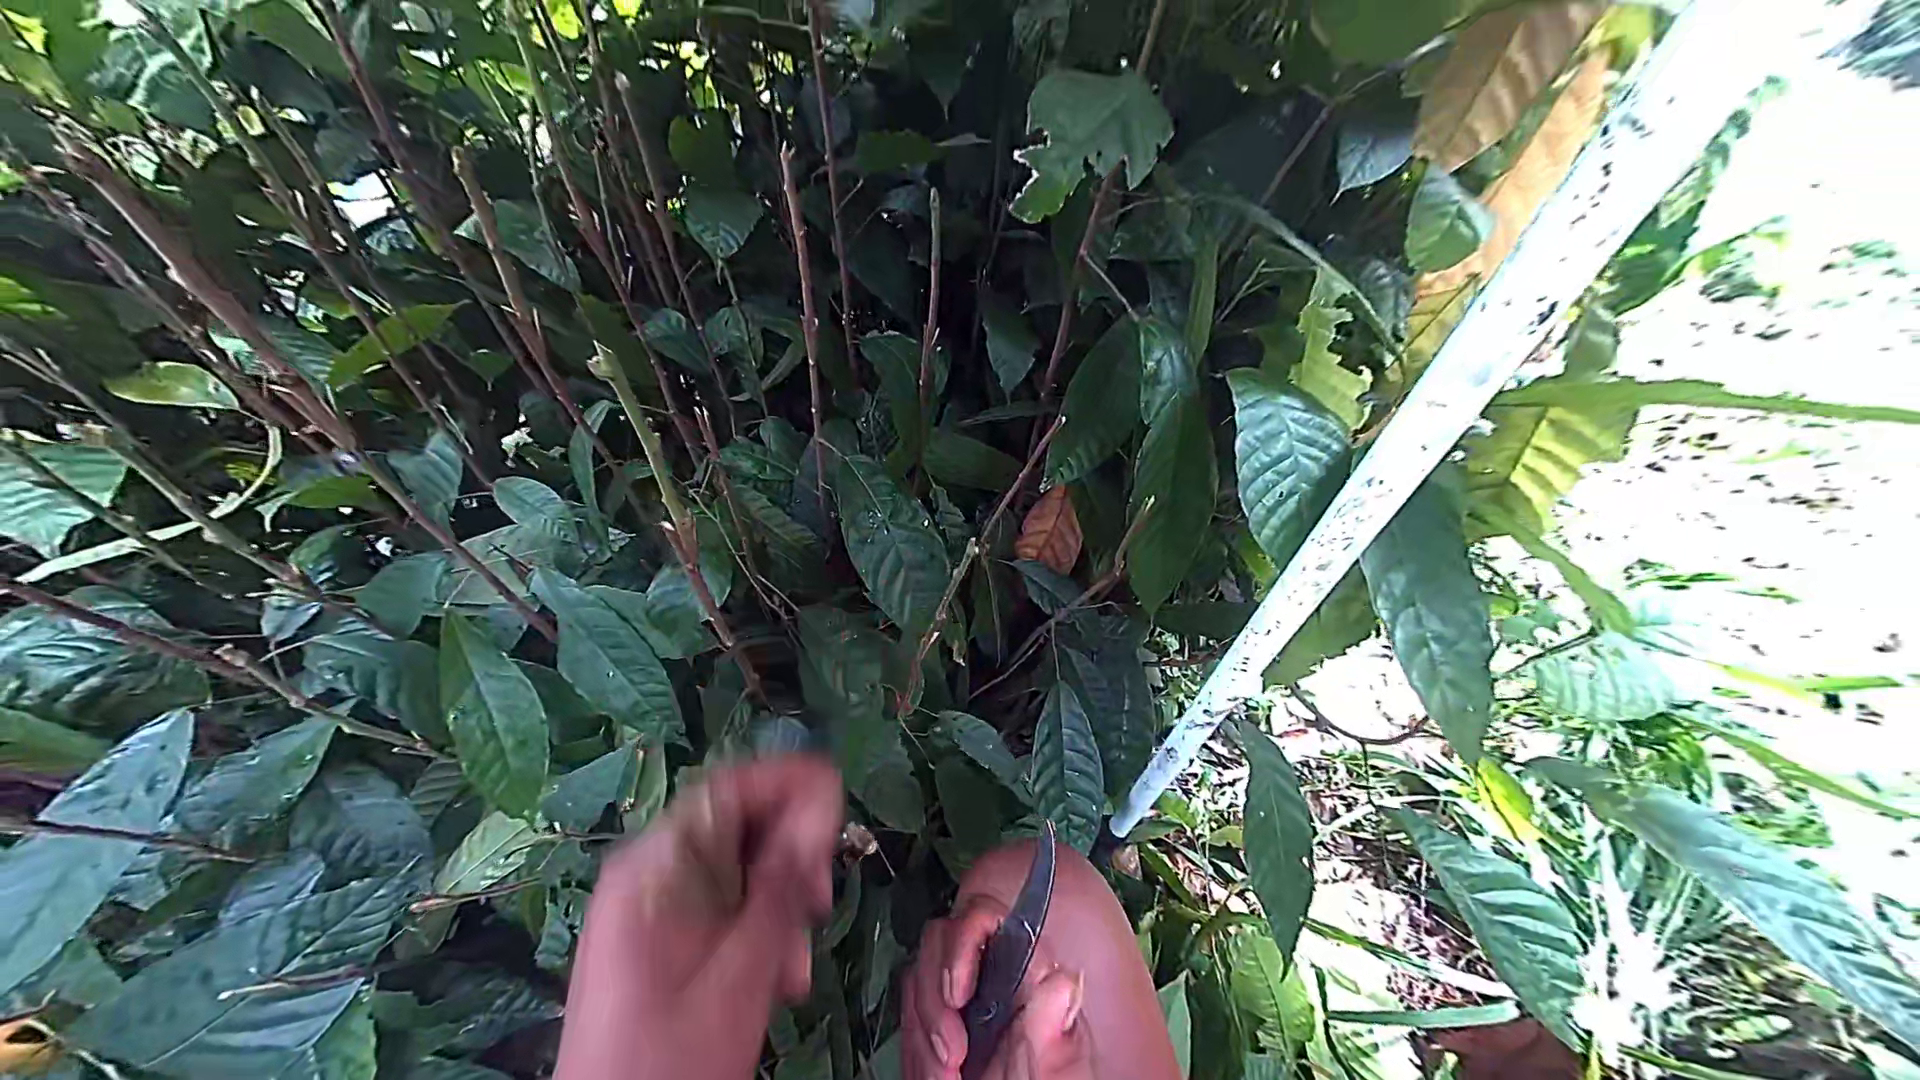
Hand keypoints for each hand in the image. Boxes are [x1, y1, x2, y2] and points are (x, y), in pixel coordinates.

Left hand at [554, 756, 844, 1079]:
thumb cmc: (669, 1063)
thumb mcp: (739, 971)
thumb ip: (782, 883)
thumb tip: (821, 809)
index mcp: (651, 866)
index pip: (727, 788)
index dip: (786, 779)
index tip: (836, 794)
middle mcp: (650, 871)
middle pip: (738, 825)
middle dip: (792, 854)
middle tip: (823, 896)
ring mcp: (655, 903)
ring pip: (740, 866)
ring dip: (783, 899)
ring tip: (799, 957)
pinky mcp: (666, 934)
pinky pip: (727, 902)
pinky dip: (763, 924)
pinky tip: (781, 971)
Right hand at [901, 893, 1092, 1079]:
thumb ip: (1056, 1043)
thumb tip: (1063, 979)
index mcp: (1029, 975)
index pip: (986, 919)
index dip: (964, 942)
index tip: (956, 994)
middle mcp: (996, 975)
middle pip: (942, 940)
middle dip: (933, 1000)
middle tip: (949, 1060)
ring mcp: (969, 998)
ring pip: (920, 977)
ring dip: (920, 1030)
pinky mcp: (946, 1022)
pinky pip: (913, 1014)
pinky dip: (915, 1049)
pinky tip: (930, 1078)